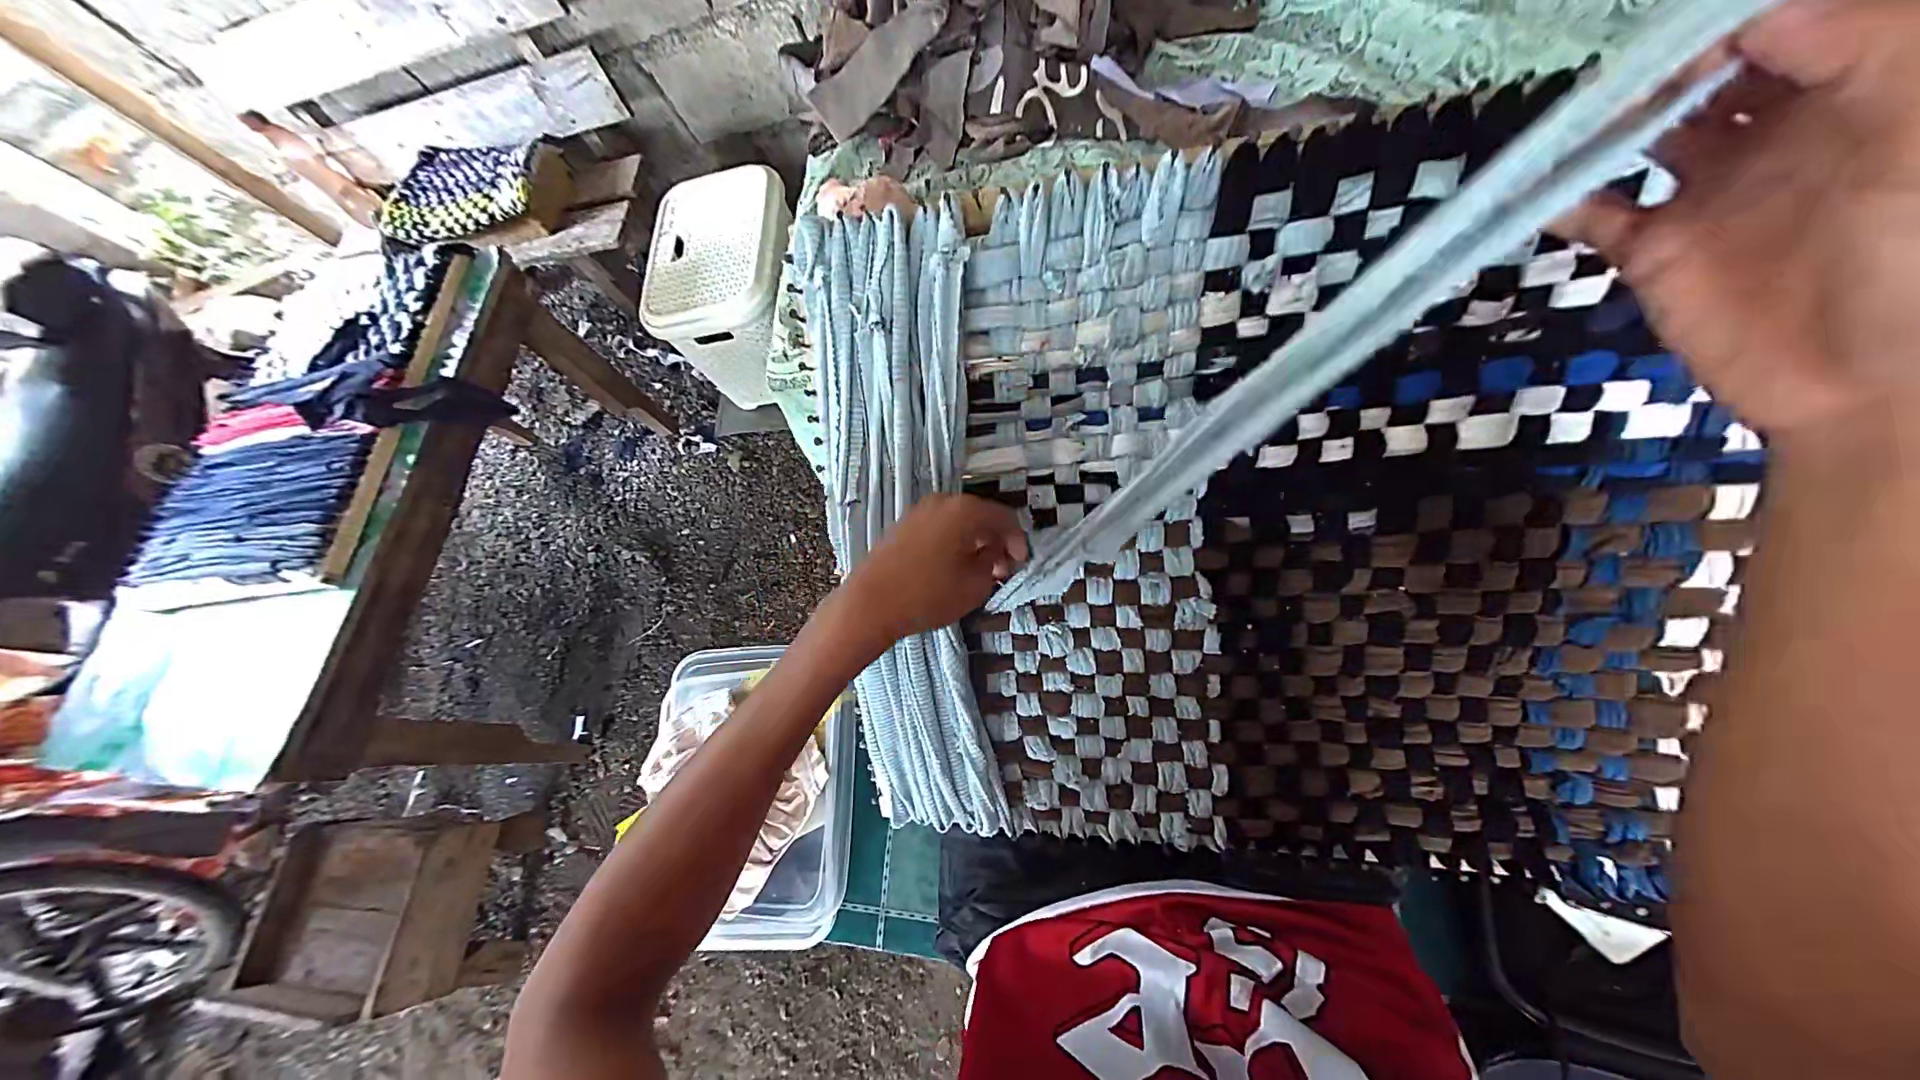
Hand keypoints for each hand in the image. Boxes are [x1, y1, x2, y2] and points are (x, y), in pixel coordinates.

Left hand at [835, 494, 1028, 646]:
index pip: (1004, 518)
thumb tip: (995, 552)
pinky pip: (939, 528)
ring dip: (974, 542)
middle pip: (981, 516)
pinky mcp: (903, 526)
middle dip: (995, 541)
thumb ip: (993, 563)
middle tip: (1001, 570)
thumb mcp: (975, 585)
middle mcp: (942, 502)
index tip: (1020, 563)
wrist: (870, 604)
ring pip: (959, 522)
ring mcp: (919, 512)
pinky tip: (953, 567)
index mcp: (964, 511)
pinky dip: (953, 542)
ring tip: (978, 572)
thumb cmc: (927, 595)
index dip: (1018, 541)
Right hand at [1557, 0, 1919, 435]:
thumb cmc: (1912, 248)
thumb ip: (1865, 48)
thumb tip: (1752, 19)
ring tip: (1569, 121)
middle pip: (1709, 79)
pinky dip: (1561, 202)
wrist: (1866, 377)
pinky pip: (1597, 215)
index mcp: (1858, 91)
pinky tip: (1537, 191)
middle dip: (1663, 67)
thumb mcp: (1918, 127)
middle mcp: (1778, 133)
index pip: (1790, 30)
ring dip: (1605, 127)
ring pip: (1644, 140)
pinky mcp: (1652, 249)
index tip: (1685, 30)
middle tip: (1620, 71)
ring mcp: (1706, 195)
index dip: (1738, 21)